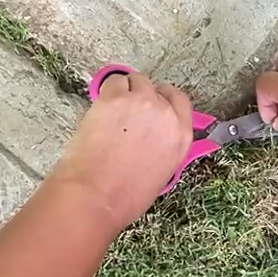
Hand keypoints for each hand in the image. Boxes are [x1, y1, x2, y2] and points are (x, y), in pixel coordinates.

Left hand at [44, 71, 193, 230]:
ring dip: (126, 90)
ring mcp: (140, 102)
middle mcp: (165, 115)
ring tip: (113, 108)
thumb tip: (151, 138)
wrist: (96, 195)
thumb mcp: (161, 174)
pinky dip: (108, 90)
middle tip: (128, 109)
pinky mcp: (114, 98)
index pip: (180, 102)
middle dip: (144, 96)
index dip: (165, 99)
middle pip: (157, 89)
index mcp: (181, 136)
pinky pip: (114, 82)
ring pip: (136, 81)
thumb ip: (163, 147)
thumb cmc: (125, 196)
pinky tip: (101, 106)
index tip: (155, 101)